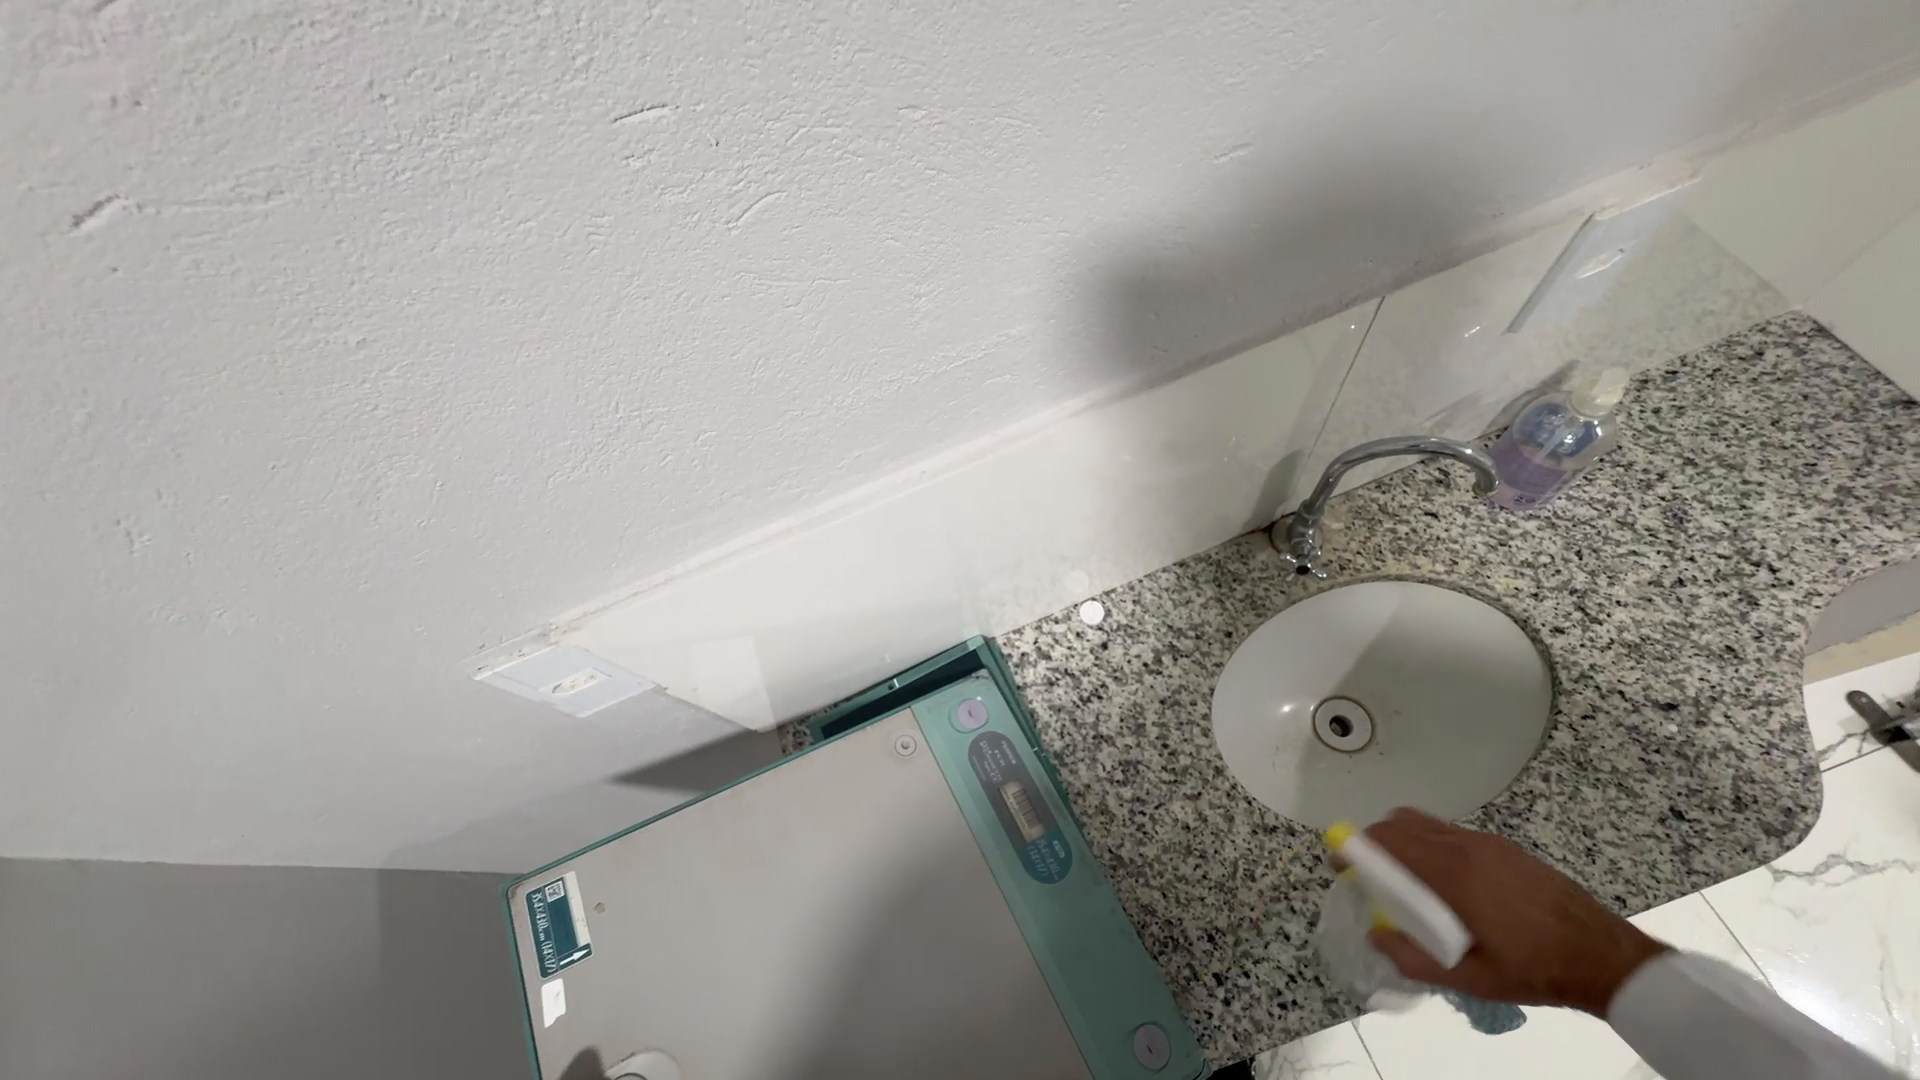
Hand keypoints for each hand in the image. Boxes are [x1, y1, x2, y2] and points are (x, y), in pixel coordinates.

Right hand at [1361, 808, 1670, 1015]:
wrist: (1608, 959)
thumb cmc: (1536, 970)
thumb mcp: (1472, 979)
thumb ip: (1415, 959)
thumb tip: (1375, 935)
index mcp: (1453, 873)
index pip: (1386, 841)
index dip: (1355, 847)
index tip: (1340, 862)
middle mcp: (1465, 846)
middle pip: (1399, 824)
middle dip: (1373, 842)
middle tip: (1368, 873)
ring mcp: (1486, 842)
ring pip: (1424, 823)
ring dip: (1401, 840)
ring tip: (1403, 875)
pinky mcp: (1503, 846)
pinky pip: (1449, 832)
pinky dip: (1429, 843)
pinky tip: (1443, 878)